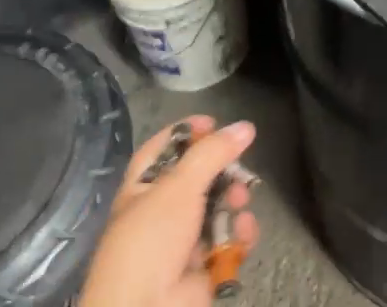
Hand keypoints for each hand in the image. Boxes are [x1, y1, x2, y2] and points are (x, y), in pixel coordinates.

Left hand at [78, 116, 259, 306]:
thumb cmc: (151, 240)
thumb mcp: (179, 187)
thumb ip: (212, 153)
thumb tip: (245, 126)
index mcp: (141, 190)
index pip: (162, 149)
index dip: (185, 133)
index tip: (213, 122)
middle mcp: (160, 212)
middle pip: (197, 177)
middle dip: (222, 169)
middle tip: (238, 165)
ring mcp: (183, 241)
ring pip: (217, 208)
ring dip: (233, 201)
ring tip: (240, 202)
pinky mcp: (205, 265)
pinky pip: (229, 239)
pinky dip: (239, 233)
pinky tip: (244, 231)